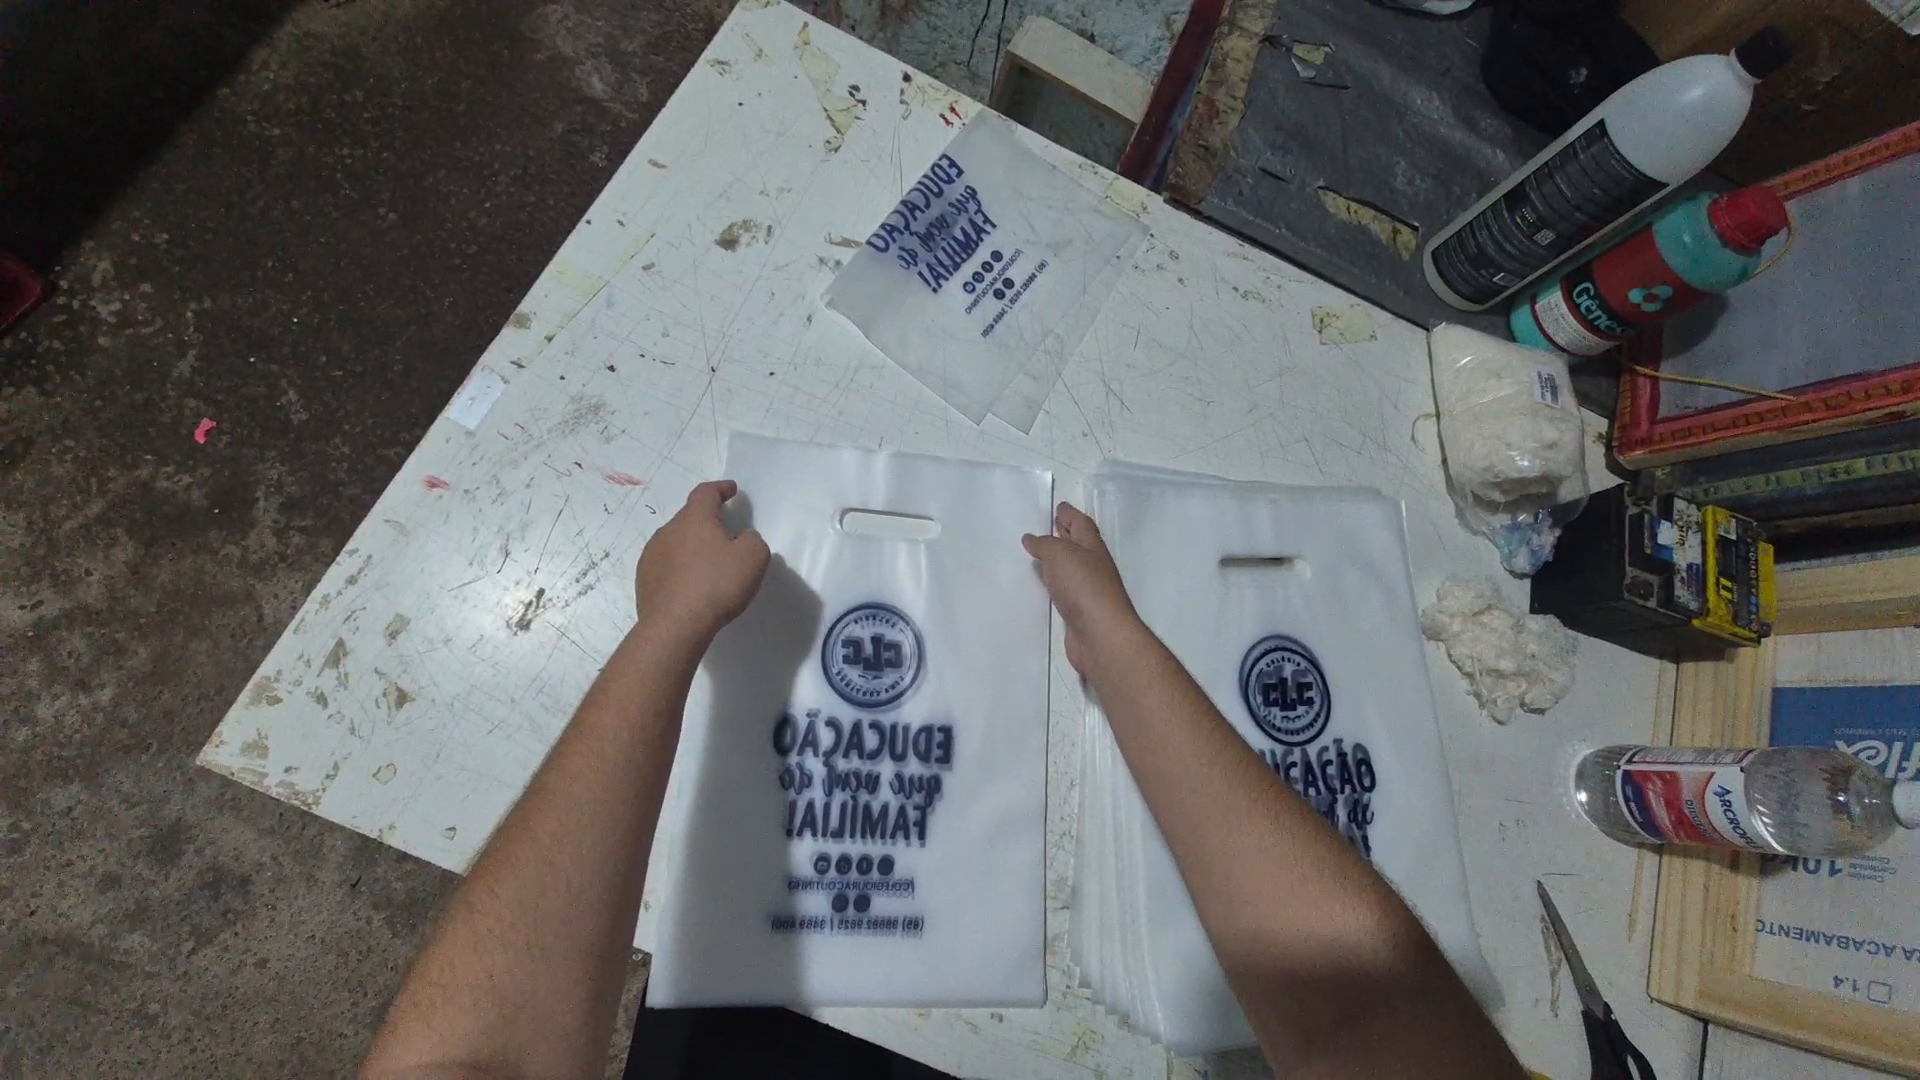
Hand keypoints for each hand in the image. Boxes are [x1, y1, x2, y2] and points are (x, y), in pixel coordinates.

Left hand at [636, 480, 770, 642]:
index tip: (731, 490)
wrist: (676, 625)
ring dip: (693, 546)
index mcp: (695, 519)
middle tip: (726, 534)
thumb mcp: (753, 558)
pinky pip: (667, 564)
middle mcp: (668, 530)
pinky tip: (692, 584)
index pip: (706, 493)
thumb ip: (753, 540)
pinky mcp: (645, 578)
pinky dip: (681, 567)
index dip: (720, 489)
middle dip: (708, 521)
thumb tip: (742, 538)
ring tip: (709, 564)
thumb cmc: (718, 585)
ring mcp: (652, 555)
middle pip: (690, 517)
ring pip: (677, 541)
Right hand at [1022, 502, 1145, 673]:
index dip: (1070, 514)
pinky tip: (1044, 586)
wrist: (1100, 634)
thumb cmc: (1083, 586)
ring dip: (1057, 561)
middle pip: (1078, 545)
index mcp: (1092, 547)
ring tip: (1038, 555)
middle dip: (1065, 535)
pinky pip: (1064, 591)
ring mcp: (1088, 591)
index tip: (1059, 506)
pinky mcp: (1079, 612)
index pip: (1081, 524)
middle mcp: (1093, 566)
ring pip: (1071, 569)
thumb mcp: (1060, 554)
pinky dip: (1054, 584)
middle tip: (1048, 527)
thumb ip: (1044, 544)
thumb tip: (1032, 538)